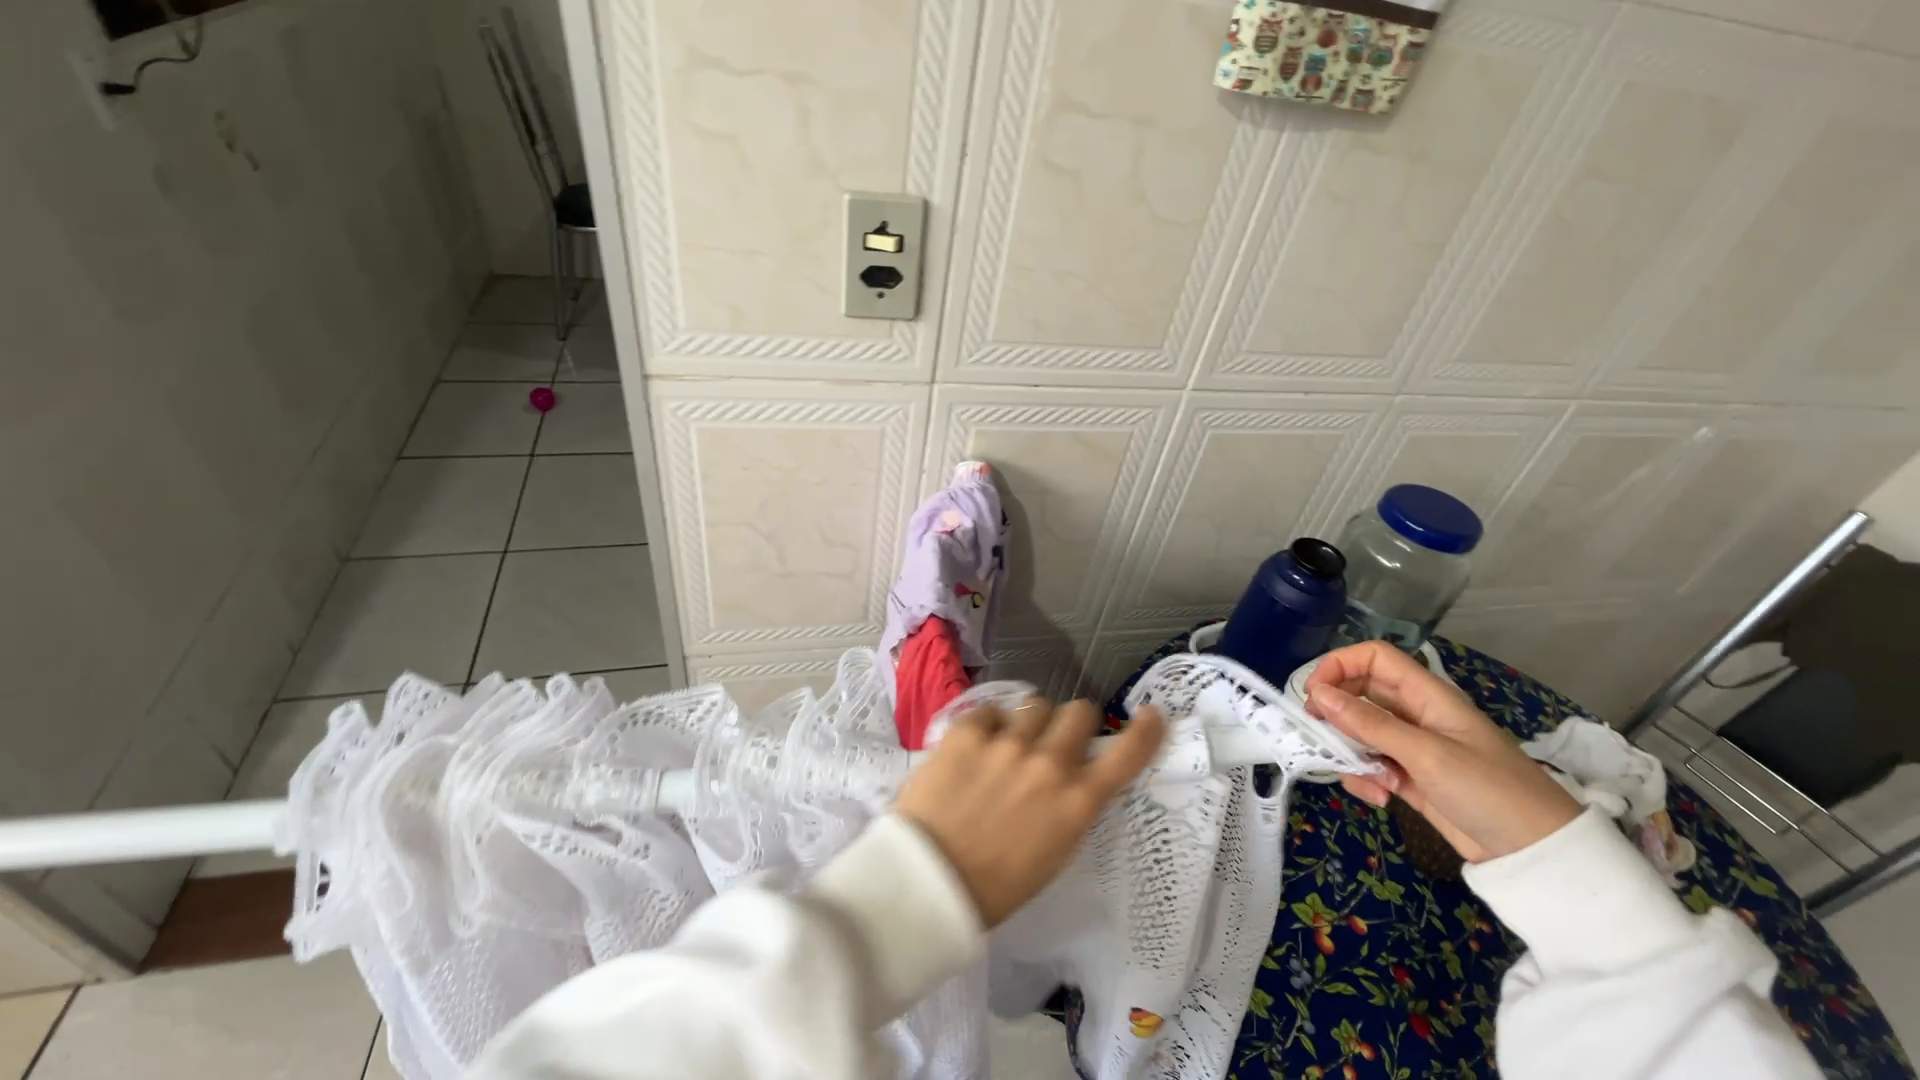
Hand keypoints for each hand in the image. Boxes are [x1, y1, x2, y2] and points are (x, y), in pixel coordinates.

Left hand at [895, 699, 1166, 926]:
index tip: (1152, 714)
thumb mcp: (1051, 855)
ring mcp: (1007, 743)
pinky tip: (975, 746)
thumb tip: (1066, 783)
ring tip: (1009, 743)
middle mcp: (1049, 764)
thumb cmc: (993, 889)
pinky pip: (989, 711)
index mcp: (1077, 803)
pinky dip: (987, 725)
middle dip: (1072, 723)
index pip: (1127, 755)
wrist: (928, 884)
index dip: (1144, 731)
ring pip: (1036, 704)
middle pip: (1079, 712)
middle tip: (1054, 739)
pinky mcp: (966, 733)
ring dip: (1030, 721)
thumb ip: (1066, 810)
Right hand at [1303, 642, 1579, 862]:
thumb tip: (1318, 694)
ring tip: (1362, 779)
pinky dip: (1365, 780)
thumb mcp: (1426, 754)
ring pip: (1360, 734)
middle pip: (1361, 695)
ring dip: (1350, 753)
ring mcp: (1413, 748)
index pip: (1374, 659)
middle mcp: (1416, 715)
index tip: (1313, 695)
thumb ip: (1370, 724)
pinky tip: (1380, 798)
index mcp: (1427, 696)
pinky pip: (1372, 767)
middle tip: (1316, 736)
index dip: (1340, 666)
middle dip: (1336, 713)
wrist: (1535, 852)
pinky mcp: (1411, 779)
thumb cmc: (1489, 790)